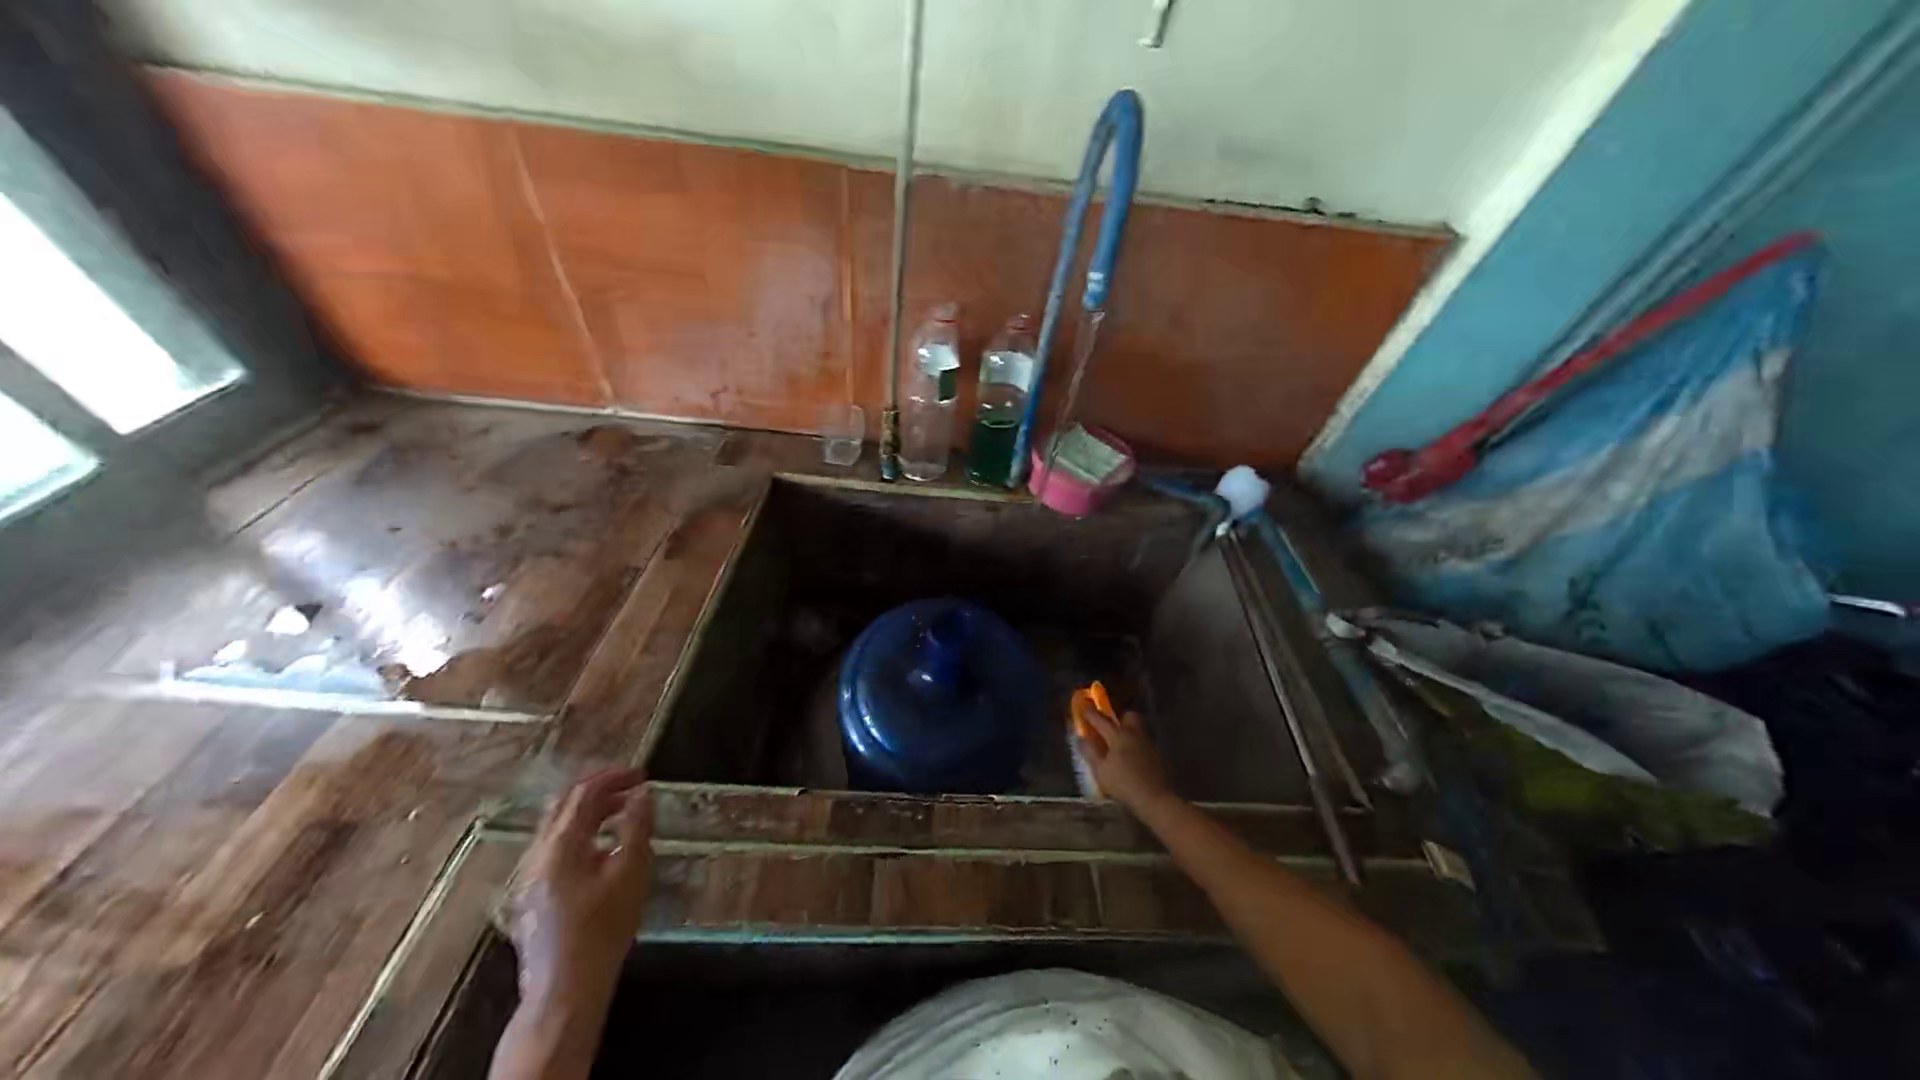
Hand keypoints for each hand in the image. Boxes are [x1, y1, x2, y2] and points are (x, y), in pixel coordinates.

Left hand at [505, 767, 652, 1005]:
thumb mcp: (631, 872)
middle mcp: (537, 855)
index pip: (583, 793)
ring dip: (589, 812)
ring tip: (622, 812)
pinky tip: (602, 849)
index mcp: (560, 845)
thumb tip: (641, 794)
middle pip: (563, 806)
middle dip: (598, 790)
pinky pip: (554, 849)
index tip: (642, 774)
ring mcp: (529, 877)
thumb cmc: (603, 929)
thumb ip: (637, 827)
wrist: (565, 991)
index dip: (613, 777)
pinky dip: (580, 834)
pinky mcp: (531, 896)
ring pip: (556, 828)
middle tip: (631, 787)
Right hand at [1075, 705, 1175, 815]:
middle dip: (1119, 716)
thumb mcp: (1100, 771)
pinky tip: (1131, 758)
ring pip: (1138, 729)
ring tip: (1119, 744)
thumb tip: (1081, 738)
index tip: (1083, 706)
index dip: (1090, 713)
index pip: (1101, 720)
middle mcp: (1134, 735)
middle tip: (1110, 725)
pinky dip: (1135, 745)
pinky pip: (1143, 743)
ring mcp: (1148, 744)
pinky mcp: (1156, 756)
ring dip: (1128, 731)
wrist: (1155, 799)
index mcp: (1118, 736)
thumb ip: (1090, 752)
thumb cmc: (1123, 784)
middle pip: (1129, 716)